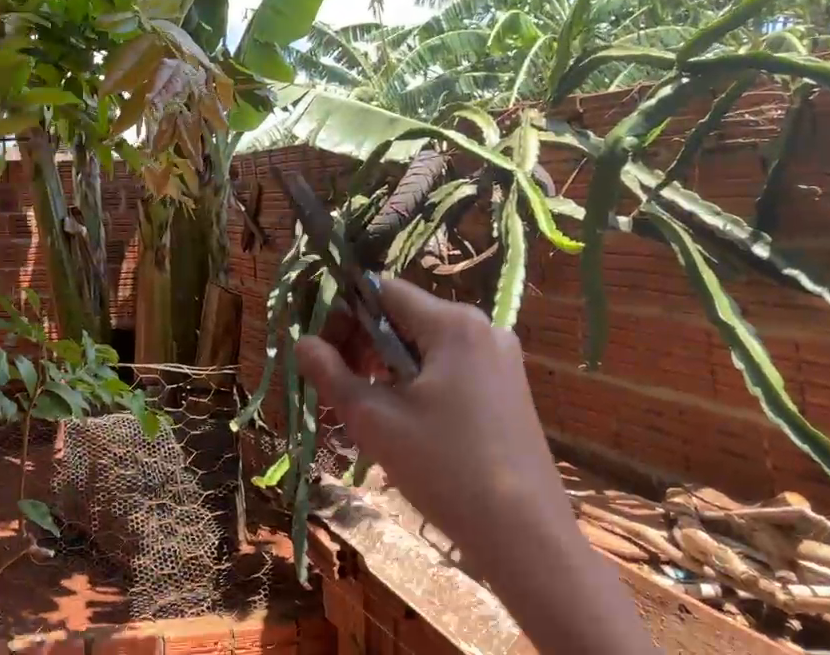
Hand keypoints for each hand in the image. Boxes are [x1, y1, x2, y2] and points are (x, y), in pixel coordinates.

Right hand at [295, 278, 575, 580]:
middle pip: (399, 316)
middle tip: (336, 388)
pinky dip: (413, 383)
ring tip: (363, 409)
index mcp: (452, 324)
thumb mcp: (372, 418)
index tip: (321, 354)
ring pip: (420, 345)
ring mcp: (499, 360)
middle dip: (359, 346)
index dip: (340, 315)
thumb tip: (301, 342)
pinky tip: (400, 422)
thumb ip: (329, 372)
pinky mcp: (506, 389)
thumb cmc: (445, 468)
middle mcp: (481, 328)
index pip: (378, 290)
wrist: (528, 540)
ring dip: (382, 367)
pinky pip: (444, 368)